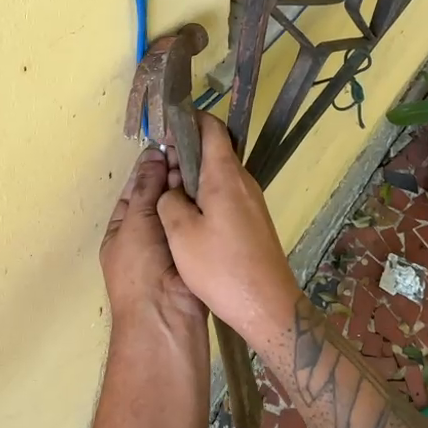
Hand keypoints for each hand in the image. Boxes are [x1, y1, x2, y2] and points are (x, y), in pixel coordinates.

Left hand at [100, 146, 205, 329]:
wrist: (167, 320)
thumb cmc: (140, 270)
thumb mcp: (135, 223)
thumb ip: (145, 187)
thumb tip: (153, 154)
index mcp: (123, 229)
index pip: (136, 189)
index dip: (152, 167)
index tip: (170, 142)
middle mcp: (147, 235)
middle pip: (162, 197)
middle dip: (174, 176)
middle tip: (194, 147)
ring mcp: (173, 244)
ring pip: (182, 209)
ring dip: (191, 189)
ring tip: (208, 159)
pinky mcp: (196, 251)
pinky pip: (199, 224)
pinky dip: (206, 207)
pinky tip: (219, 185)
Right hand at [156, 112, 300, 345]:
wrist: (268, 306)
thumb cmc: (222, 268)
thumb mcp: (180, 234)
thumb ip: (168, 201)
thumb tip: (171, 189)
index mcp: (224, 175)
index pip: (211, 127)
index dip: (188, 120)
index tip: (165, 130)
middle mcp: (242, 180)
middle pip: (214, 149)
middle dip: (185, 153)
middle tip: (159, 172)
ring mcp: (251, 200)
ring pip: (218, 174)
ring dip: (194, 177)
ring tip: (169, 197)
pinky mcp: (253, 219)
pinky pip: (226, 193)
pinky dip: (205, 195)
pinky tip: (189, 220)